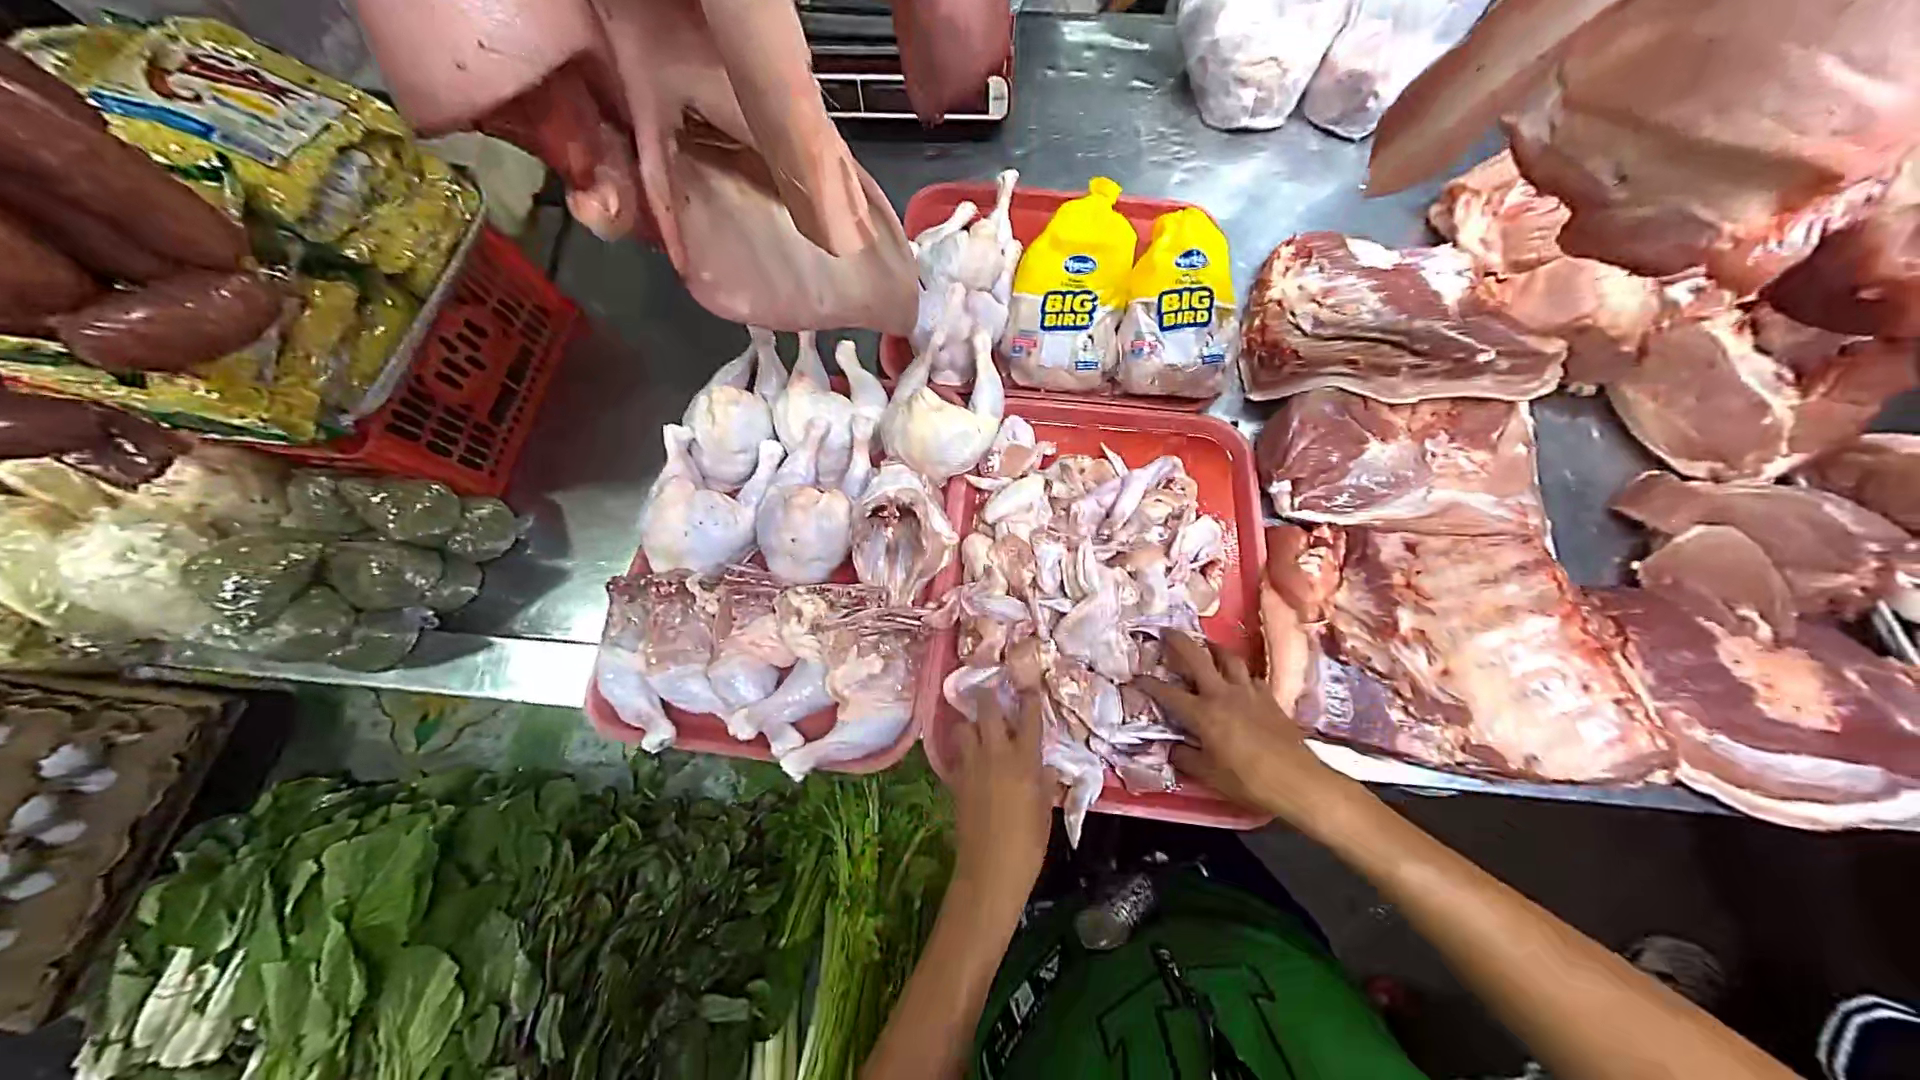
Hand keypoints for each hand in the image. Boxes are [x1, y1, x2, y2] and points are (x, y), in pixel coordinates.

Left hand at [948, 693, 1051, 903]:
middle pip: (987, 709)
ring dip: (971, 723)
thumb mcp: (1045, 810)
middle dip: (989, 696)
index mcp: (1024, 759)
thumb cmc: (1028, 843)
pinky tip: (969, 757)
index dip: (1028, 697)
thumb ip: (1044, 781)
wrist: (990, 870)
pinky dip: (962, 749)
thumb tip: (1044, 765)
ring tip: (980, 728)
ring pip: (964, 726)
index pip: (1028, 716)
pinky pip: (956, 753)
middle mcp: (996, 753)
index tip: (1027, 685)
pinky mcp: (954, 778)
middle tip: (994, 693)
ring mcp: (971, 764)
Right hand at [1140, 633, 1354, 826]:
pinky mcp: (1269, 698)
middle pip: (1197, 657)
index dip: (1149, 684)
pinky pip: (1251, 676)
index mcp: (1202, 713)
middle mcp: (1222, 694)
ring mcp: (1249, 692)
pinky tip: (1238, 680)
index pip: (1168, 693)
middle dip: (1179, 641)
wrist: (1298, 781)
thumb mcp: (1208, 775)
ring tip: (1205, 646)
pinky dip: (1240, 673)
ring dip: (1213, 649)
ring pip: (1228, 658)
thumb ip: (1185, 757)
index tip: (1136, 678)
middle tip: (1167, 632)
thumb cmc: (1248, 780)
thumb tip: (1172, 747)